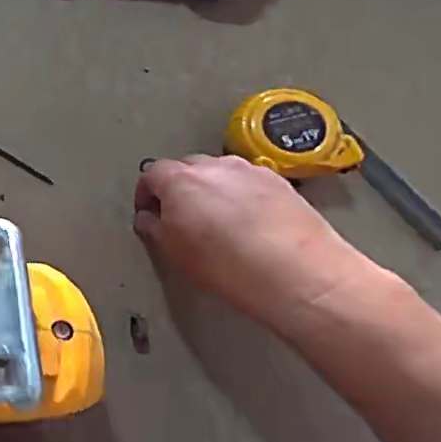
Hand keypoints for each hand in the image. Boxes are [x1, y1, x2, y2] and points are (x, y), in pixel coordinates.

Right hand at [133, 154, 391, 332]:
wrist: (295, 274)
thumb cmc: (232, 266)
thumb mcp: (172, 251)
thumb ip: (152, 227)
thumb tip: (149, 219)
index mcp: (180, 180)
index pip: (151, 174)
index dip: (145, 194)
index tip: (147, 209)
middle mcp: (214, 168)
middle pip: (185, 167)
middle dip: (177, 187)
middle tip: (178, 215)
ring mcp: (250, 172)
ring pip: (219, 172)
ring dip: (211, 190)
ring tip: (215, 221)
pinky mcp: (280, 182)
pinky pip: (248, 182)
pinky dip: (241, 196)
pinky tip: (245, 223)